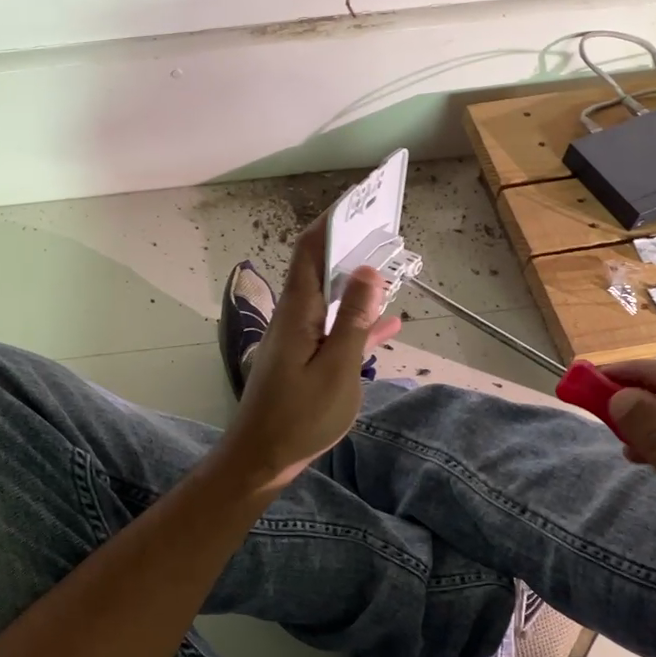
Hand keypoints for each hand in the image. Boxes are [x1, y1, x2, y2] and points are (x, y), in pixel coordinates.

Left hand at [219, 214, 400, 489]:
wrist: (262, 458)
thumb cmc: (300, 417)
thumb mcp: (337, 369)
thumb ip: (353, 319)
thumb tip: (367, 269)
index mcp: (298, 310)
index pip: (311, 248)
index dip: (334, 219)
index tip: (362, 198)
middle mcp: (295, 316)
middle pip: (321, 267)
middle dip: (350, 243)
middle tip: (386, 225)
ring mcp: (300, 338)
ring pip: (332, 297)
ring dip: (358, 280)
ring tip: (393, 263)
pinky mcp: (306, 359)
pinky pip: (336, 329)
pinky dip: (360, 320)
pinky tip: (389, 321)